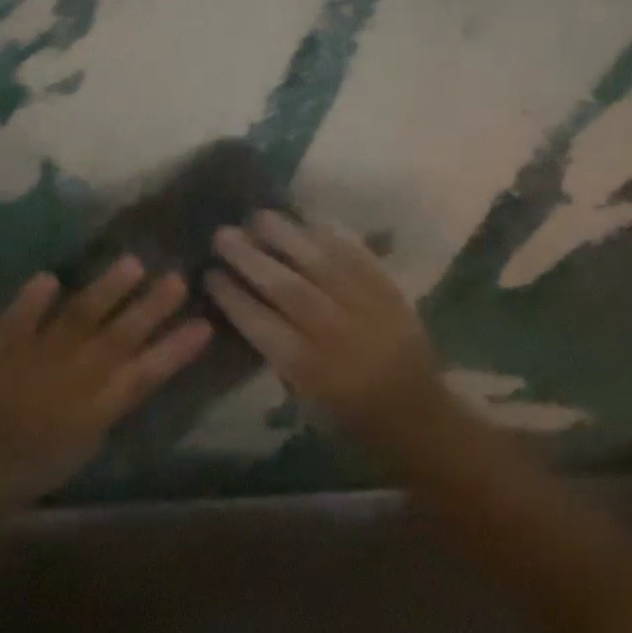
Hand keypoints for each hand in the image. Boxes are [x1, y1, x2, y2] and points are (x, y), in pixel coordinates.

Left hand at [0, 258, 212, 511]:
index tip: (203, 323)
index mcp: (96, 407)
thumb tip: (135, 367)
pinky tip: (50, 276)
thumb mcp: (88, 442)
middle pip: (118, 337)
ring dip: (105, 290)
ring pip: (78, 318)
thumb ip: (111, 400)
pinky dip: (34, 298)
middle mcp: (72, 378)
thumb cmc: (37, 466)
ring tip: (132, 263)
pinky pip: (20, 317)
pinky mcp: (0, 347)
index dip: (175, 348)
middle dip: (150, 308)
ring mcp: (35, 357)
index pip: (145, 372)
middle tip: (178, 278)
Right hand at [207, 211, 445, 449]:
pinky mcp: (391, 293)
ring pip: (321, 264)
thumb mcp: (306, 401)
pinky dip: (331, 237)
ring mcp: (367, 309)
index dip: (233, 297)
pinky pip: (358, 257)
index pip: (262, 324)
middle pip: (287, 288)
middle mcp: (336, 335)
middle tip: (223, 235)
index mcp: (310, 369)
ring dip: (287, 237)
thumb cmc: (352, 416)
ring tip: (259, 216)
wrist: (420, 416)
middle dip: (251, 258)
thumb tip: (249, 310)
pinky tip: (307, 221)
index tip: (211, 274)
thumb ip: (278, 356)